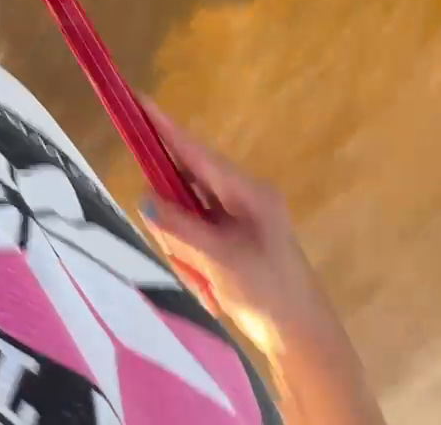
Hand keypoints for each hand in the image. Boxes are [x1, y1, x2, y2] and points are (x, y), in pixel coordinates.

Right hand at [137, 103, 339, 356]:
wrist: (305, 342)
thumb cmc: (269, 295)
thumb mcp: (219, 260)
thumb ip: (178, 226)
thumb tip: (142, 199)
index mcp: (246, 192)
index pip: (192, 150)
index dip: (162, 125)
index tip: (135, 98)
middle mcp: (240, 195)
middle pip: (182, 181)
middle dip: (171, 215)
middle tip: (181, 252)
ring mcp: (236, 216)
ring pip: (182, 209)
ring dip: (181, 243)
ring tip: (202, 279)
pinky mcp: (231, 235)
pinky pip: (190, 229)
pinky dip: (188, 254)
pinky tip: (206, 284)